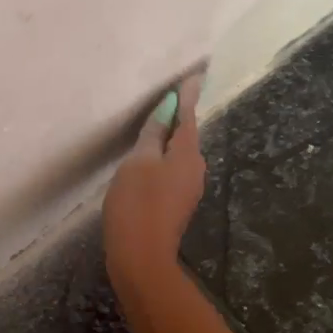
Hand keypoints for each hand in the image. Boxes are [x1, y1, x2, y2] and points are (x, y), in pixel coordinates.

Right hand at [103, 73, 206, 286]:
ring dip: (168, 139)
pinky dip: (162, 157)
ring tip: (154, 123)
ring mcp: (188, 189)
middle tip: (168, 96)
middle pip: (186, 135)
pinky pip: (172, 169)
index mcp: (188, 155)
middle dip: (177, 117)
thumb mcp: (138, 162)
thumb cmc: (137, 203)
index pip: (188, 116)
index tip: (192, 76)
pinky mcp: (177, 203)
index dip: (186, 96)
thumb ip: (152, 134)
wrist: (140, 257)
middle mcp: (195, 169)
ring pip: (178, 154)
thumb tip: (166, 109)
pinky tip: (147, 158)